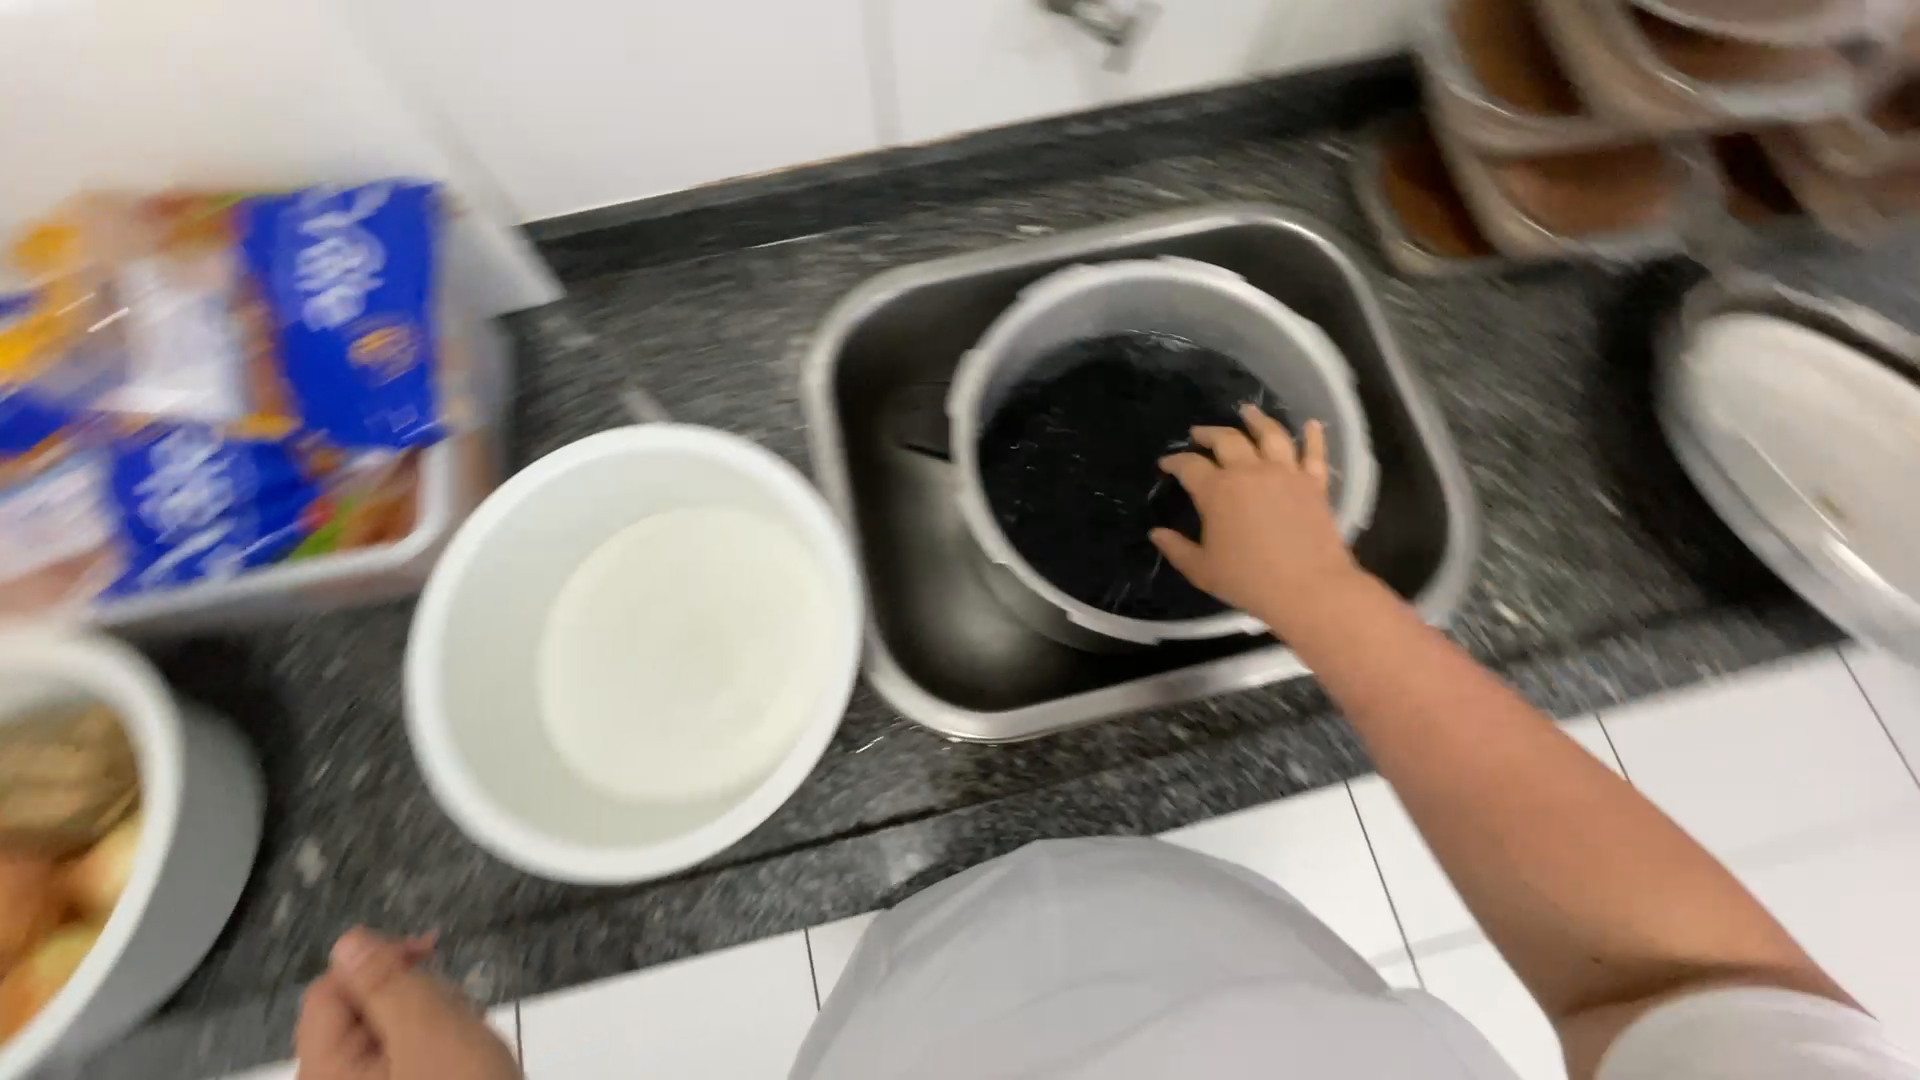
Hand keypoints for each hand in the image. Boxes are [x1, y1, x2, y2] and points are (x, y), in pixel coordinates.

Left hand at [296, 928, 520, 1079]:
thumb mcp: (431, 1030)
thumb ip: (387, 982)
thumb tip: (348, 942)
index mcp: (324, 1072)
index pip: (328, 989)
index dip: (379, 960)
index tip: (434, 953)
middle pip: (355, 1011)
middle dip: (412, 994)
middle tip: (456, 1004)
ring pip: (381, 1033)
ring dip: (426, 1018)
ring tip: (463, 1032)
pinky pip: (396, 1059)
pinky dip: (430, 1045)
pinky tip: (459, 1055)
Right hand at [1150, 405, 1364, 633]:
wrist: (1308, 588)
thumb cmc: (1248, 580)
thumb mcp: (1202, 569)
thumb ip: (1177, 548)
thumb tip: (1157, 533)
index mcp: (1217, 491)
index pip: (1189, 466)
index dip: (1175, 461)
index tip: (1166, 463)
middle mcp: (1250, 472)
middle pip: (1227, 440)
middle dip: (1209, 433)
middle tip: (1199, 433)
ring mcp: (1285, 473)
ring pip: (1270, 435)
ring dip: (1257, 420)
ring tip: (1247, 411)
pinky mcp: (1314, 484)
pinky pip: (1314, 452)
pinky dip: (1314, 436)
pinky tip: (1312, 424)